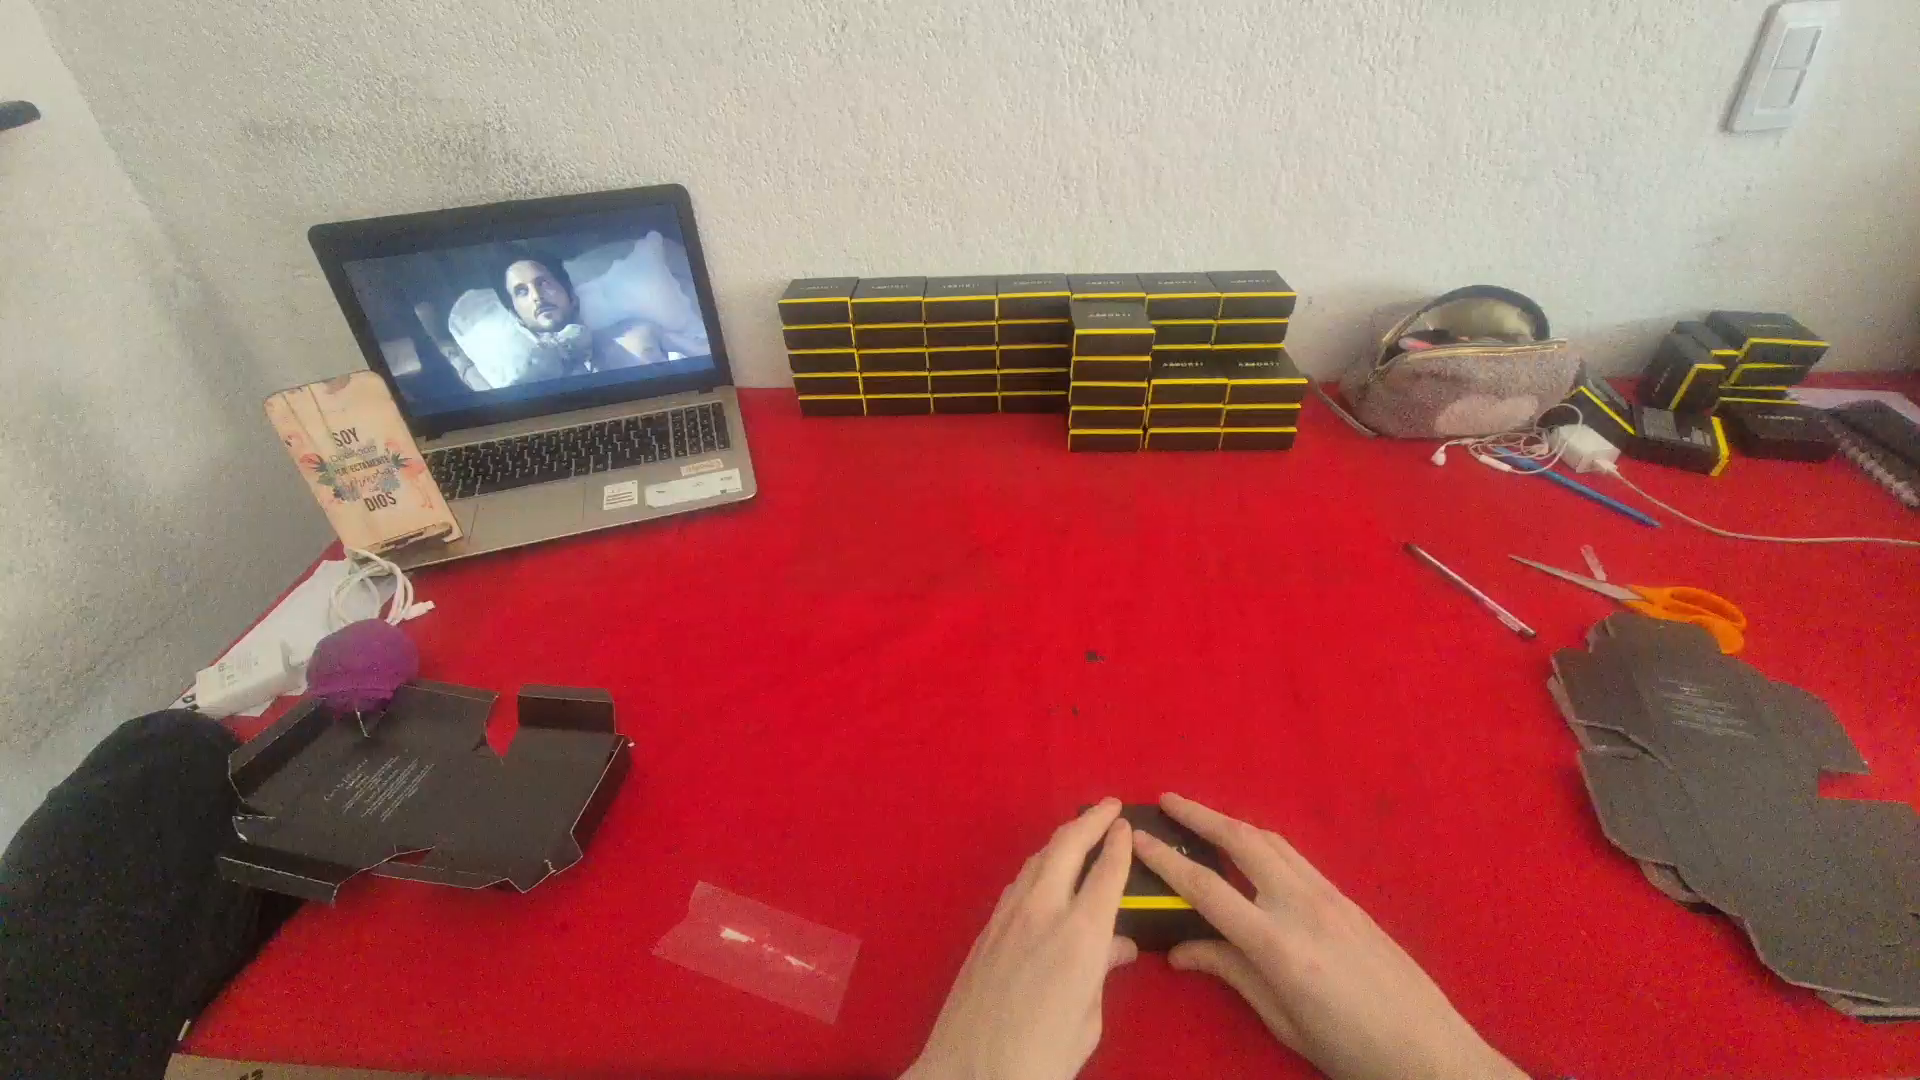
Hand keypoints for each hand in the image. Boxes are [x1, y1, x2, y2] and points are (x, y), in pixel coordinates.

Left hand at [904, 798, 1138, 1079]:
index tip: (1127, 823)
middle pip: (1068, 846)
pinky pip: (1021, 879)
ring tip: (1082, 830)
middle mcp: (1044, 909)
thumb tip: (1120, 946)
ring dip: (1063, 838)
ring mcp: (1010, 912)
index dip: (1119, 844)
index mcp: (1080, 935)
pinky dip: (1041, 862)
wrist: (969, 1072)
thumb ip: (1102, 973)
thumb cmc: (1041, 1058)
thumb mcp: (1087, 1021)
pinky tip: (1047, 869)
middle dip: (1091, 820)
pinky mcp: (988, 924)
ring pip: (1040, 857)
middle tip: (1109, 806)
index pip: (1107, 873)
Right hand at [1133, 793, 1524, 1079]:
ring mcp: (1328, 896)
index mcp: (1277, 945)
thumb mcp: (1283, 1020)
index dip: (1166, 861)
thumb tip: (1179, 950)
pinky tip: (1249, 845)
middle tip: (1166, 800)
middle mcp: (1300, 906)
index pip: (1207, 889)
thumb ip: (1231, 972)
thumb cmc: (1350, 1050)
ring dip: (1229, 821)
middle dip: (1199, 815)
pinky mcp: (1346, 897)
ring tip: (1200, 815)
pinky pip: (1293, 856)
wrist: (1434, 1055)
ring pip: (1269, 840)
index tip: (1137, 837)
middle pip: (1240, 842)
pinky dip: (1260, 840)